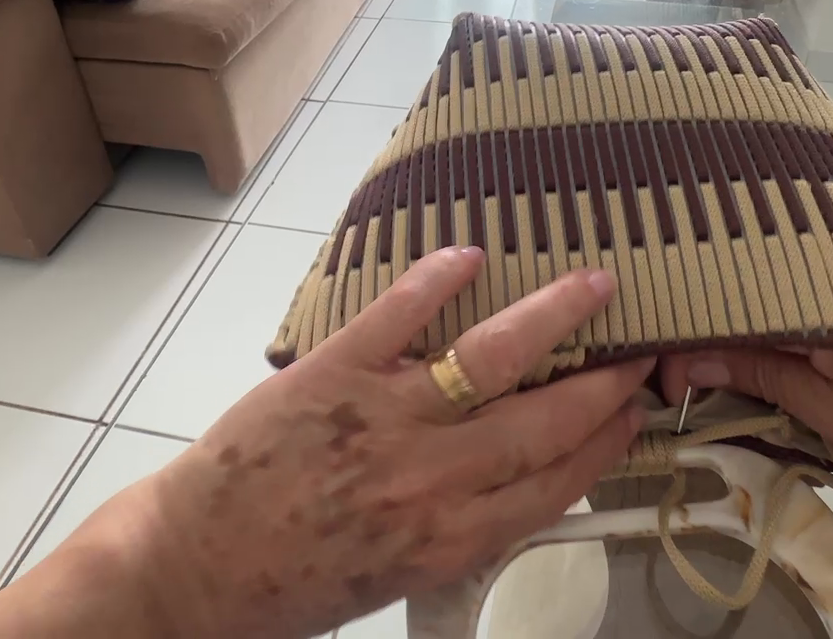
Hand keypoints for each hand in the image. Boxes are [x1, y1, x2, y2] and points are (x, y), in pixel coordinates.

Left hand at [49, 247, 651, 638]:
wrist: (195, 568)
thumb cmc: (296, 578)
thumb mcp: (397, 573)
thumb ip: (459, 525)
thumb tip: (514, 473)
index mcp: (451, 537)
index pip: (557, 481)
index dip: (606, 441)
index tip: (637, 410)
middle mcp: (433, 478)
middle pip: (545, 420)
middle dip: (602, 382)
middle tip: (636, 348)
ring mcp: (385, 419)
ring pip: (490, 359)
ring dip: (549, 316)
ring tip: (592, 284)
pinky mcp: (334, 374)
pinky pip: (397, 318)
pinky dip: (434, 281)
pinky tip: (469, 255)